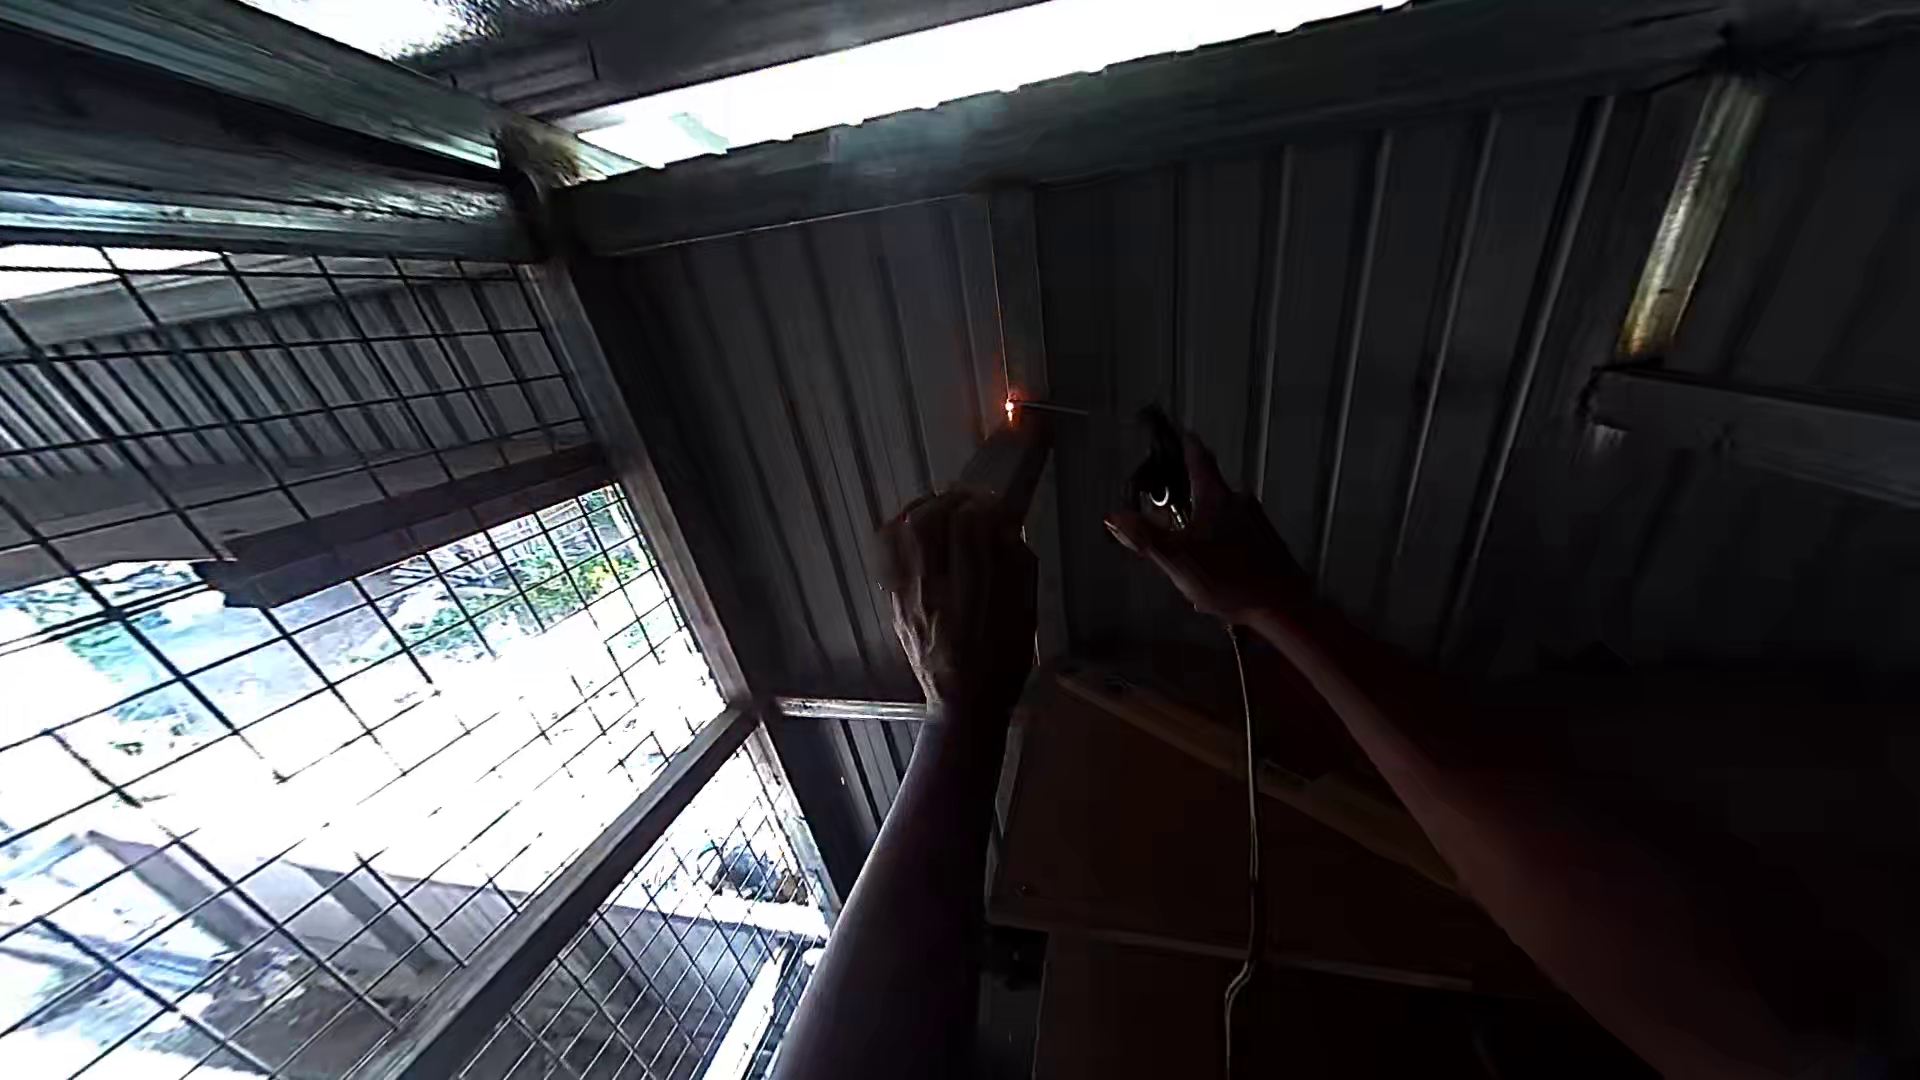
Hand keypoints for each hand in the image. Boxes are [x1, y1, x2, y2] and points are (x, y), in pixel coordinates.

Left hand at [880, 490, 1037, 711]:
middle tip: (968, 500)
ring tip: (941, 508)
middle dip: (951, 500)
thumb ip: (1019, 567)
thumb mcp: (1026, 615)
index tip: (995, 506)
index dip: (983, 505)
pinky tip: (915, 531)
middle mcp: (937, 589)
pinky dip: (900, 533)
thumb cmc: (1003, 661)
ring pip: (904, 534)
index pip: (970, 527)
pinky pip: (888, 556)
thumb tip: (1005, 530)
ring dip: (924, 510)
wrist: (964, 702)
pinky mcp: (895, 603)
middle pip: (930, 522)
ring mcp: (910, 596)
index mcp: (976, 593)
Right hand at [1105, 433, 1307, 624]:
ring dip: (1201, 522)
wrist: (1283, 607)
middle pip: (1206, 488)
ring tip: (1186, 547)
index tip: (1179, 434)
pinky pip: (1235, 530)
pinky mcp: (1267, 542)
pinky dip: (1218, 539)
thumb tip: (1115, 516)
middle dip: (1185, 497)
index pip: (1198, 459)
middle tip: (1167, 511)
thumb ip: (1144, 537)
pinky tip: (1210, 565)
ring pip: (1221, 511)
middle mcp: (1239, 502)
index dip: (1185, 445)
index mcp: (1215, 498)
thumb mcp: (1177, 560)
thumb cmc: (1229, 579)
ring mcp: (1256, 521)